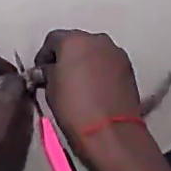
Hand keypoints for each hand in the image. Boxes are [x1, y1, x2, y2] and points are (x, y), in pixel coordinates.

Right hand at [34, 30, 152, 164]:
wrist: (110, 131)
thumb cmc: (76, 109)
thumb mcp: (50, 88)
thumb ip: (48, 72)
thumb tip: (49, 71)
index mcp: (73, 40)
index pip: (53, 39)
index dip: (44, 55)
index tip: (41, 70)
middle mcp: (97, 40)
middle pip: (76, 42)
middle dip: (67, 57)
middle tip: (59, 76)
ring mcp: (116, 52)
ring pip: (95, 51)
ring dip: (85, 62)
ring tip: (78, 84)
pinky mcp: (128, 67)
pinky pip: (108, 62)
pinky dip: (100, 70)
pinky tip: (94, 88)